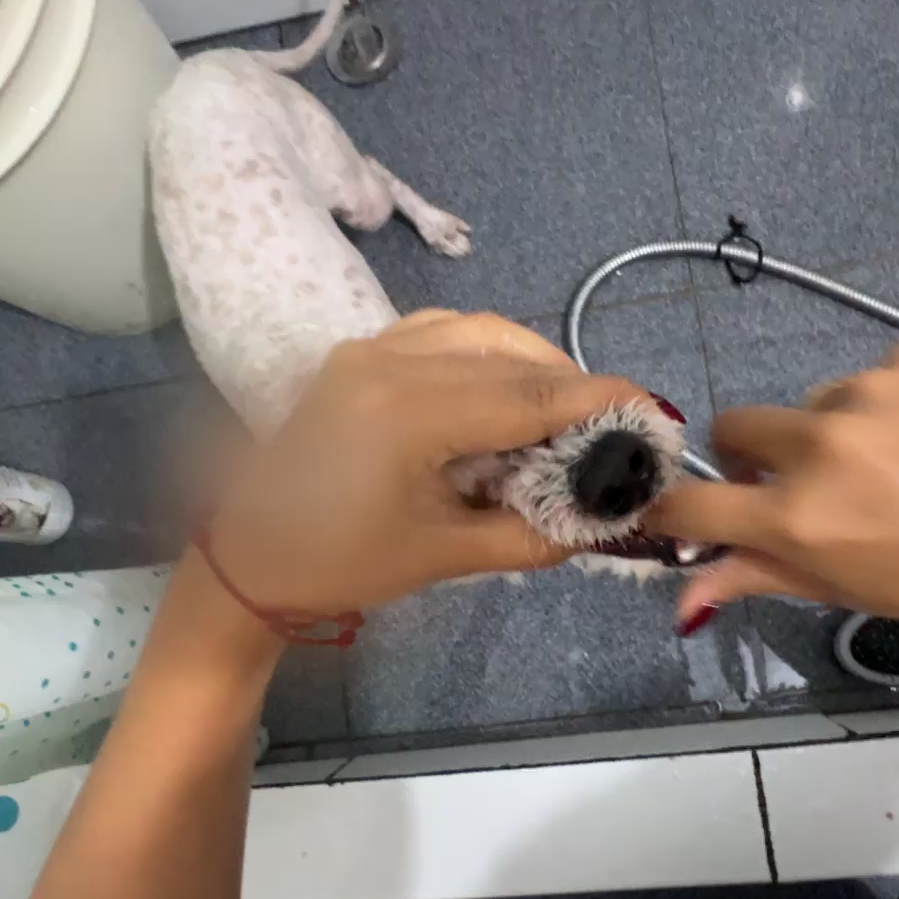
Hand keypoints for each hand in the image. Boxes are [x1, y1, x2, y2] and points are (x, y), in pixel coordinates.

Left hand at [203, 310, 643, 615]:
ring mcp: (367, 349)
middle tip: (610, 424)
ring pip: (477, 332)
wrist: (247, 557)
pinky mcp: (356, 355)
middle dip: (570, 385)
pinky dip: (484, 351)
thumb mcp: (442, 556)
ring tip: (563, 408)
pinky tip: (501, 386)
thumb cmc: (339, 565)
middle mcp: (389, 361)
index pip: (529, 396)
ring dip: (530, 362)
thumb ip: (530, 535)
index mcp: (409, 413)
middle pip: (510, 357)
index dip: (598, 401)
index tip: (651, 410)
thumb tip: (600, 521)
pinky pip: (439, 333)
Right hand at [650, 339, 898, 656]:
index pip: (693, 502)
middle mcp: (823, 441)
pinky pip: (869, 383)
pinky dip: (883, 412)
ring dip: (826, 438)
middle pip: (733, 429)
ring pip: (809, 406)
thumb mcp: (856, 591)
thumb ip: (761, 579)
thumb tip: (684, 603)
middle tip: (800, 493)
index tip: (686, 518)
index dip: (676, 512)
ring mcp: (872, 388)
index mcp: (804, 516)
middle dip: (748, 461)